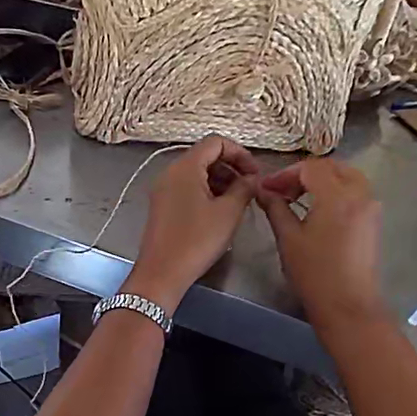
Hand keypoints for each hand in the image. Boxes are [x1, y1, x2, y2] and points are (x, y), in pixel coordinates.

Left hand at [123, 136, 260, 311]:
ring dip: (221, 181)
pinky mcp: (162, 205)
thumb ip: (244, 188)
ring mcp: (163, 189)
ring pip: (197, 173)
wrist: (161, 273)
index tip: (255, 173)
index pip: (215, 142)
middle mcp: (170, 172)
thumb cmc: (196, 241)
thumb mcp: (228, 213)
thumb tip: (252, 178)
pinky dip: (207, 192)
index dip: (239, 153)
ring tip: (239, 202)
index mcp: (185, 167)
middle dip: (231, 167)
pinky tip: (220, 211)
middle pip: (205, 156)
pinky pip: (187, 188)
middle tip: (250, 188)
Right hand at [257, 158, 386, 329]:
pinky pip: (355, 193)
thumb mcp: (288, 238)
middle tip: (282, 190)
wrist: (348, 305)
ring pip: (347, 178)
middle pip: (332, 167)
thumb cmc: (314, 273)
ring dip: (322, 181)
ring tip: (298, 199)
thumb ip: (276, 208)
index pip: (310, 168)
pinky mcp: (373, 221)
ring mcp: (371, 208)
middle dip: (305, 174)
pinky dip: (335, 192)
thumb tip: (263, 191)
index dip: (285, 174)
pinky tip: (317, 210)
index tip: (267, 188)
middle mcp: (360, 194)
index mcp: (337, 196)